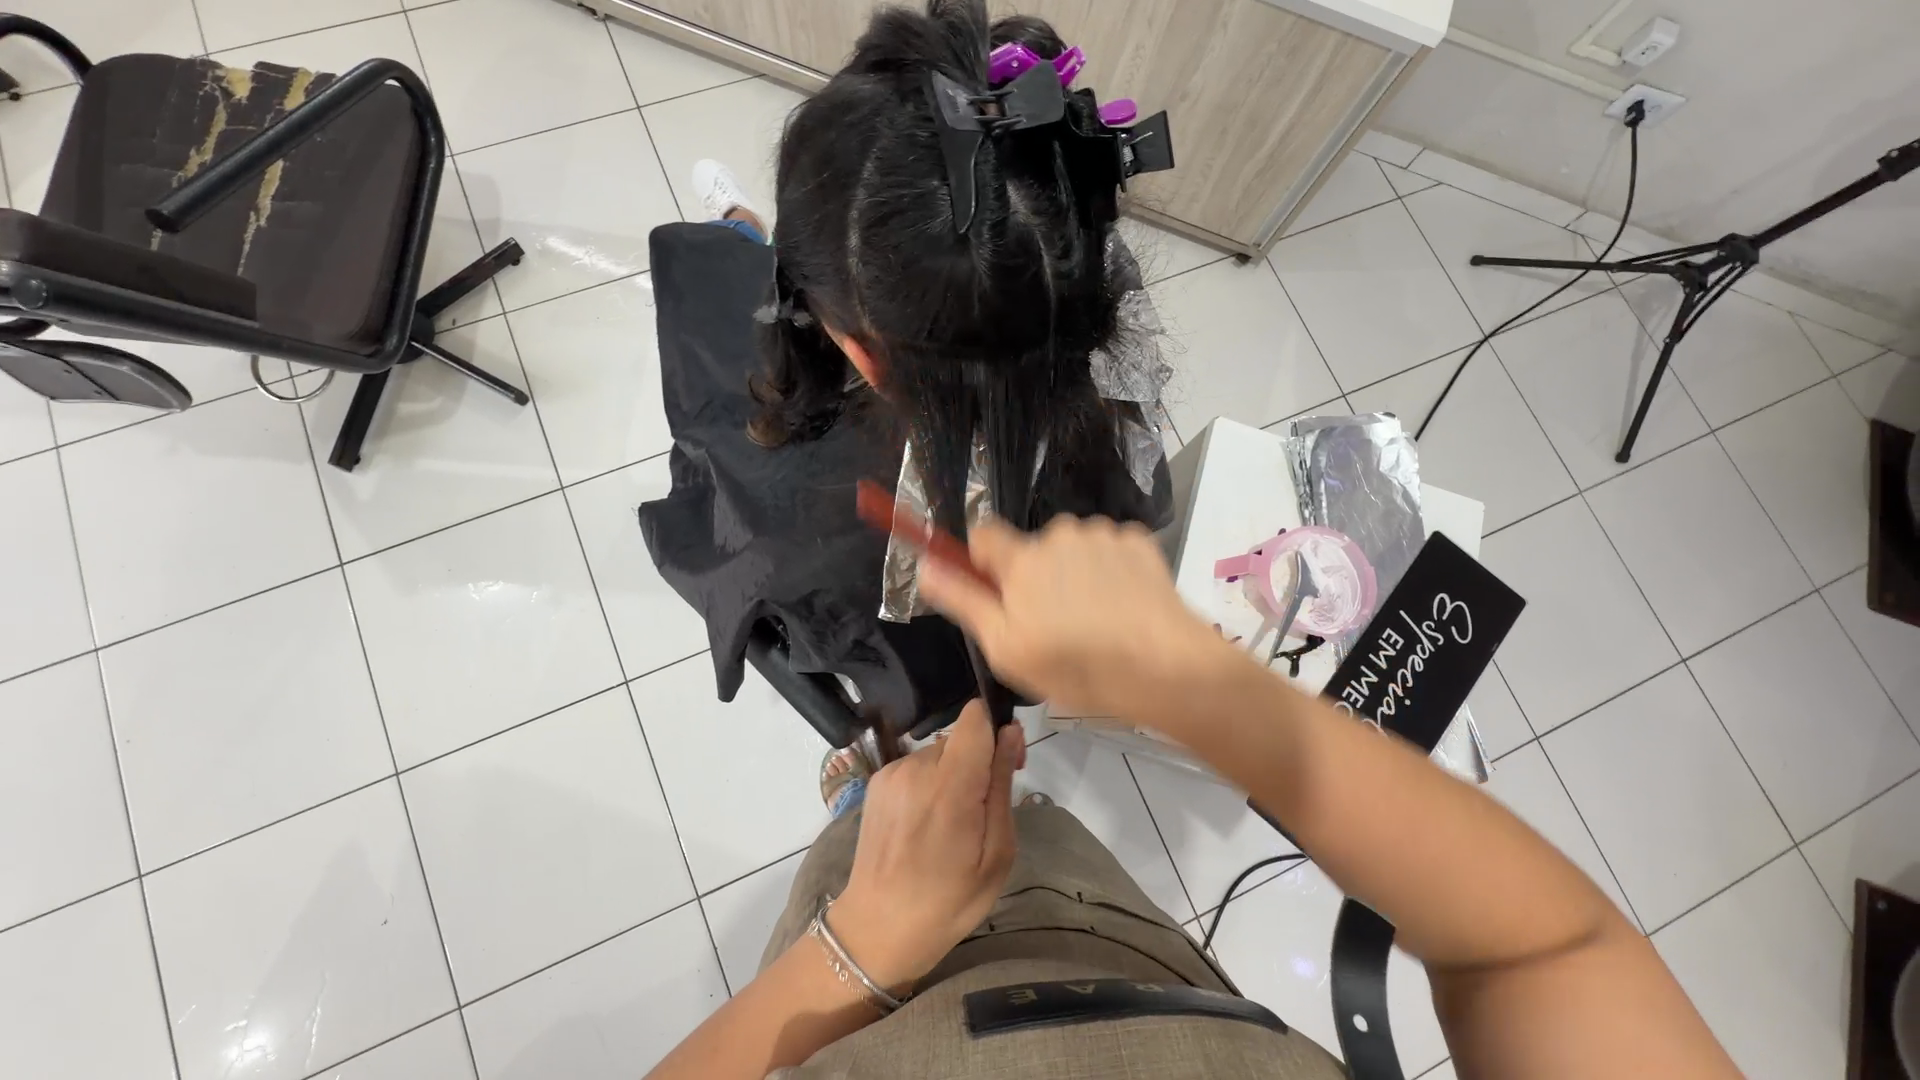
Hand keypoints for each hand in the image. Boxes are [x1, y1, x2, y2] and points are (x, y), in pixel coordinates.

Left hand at [829, 701, 1023, 992]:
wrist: (877, 928)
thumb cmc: (949, 902)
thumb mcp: (997, 854)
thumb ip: (1002, 786)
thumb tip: (1010, 734)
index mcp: (949, 787)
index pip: (975, 718)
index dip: (997, 730)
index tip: (1008, 762)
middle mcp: (914, 768)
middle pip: (959, 737)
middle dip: (978, 760)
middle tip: (983, 808)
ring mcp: (890, 774)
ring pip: (937, 752)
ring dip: (952, 774)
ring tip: (951, 824)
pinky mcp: (875, 783)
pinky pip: (915, 767)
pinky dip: (928, 784)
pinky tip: (925, 824)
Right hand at [917, 514, 1223, 717]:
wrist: (1166, 667)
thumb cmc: (1077, 666)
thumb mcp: (1006, 648)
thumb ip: (964, 601)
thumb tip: (925, 566)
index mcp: (1022, 559)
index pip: (983, 534)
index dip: (984, 561)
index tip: (998, 594)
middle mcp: (1060, 535)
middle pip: (1032, 548)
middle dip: (1036, 578)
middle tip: (1053, 626)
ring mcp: (1103, 536)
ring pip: (1073, 550)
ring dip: (1075, 576)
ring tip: (1094, 624)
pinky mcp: (1139, 543)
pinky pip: (1110, 551)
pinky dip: (1111, 574)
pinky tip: (1123, 610)